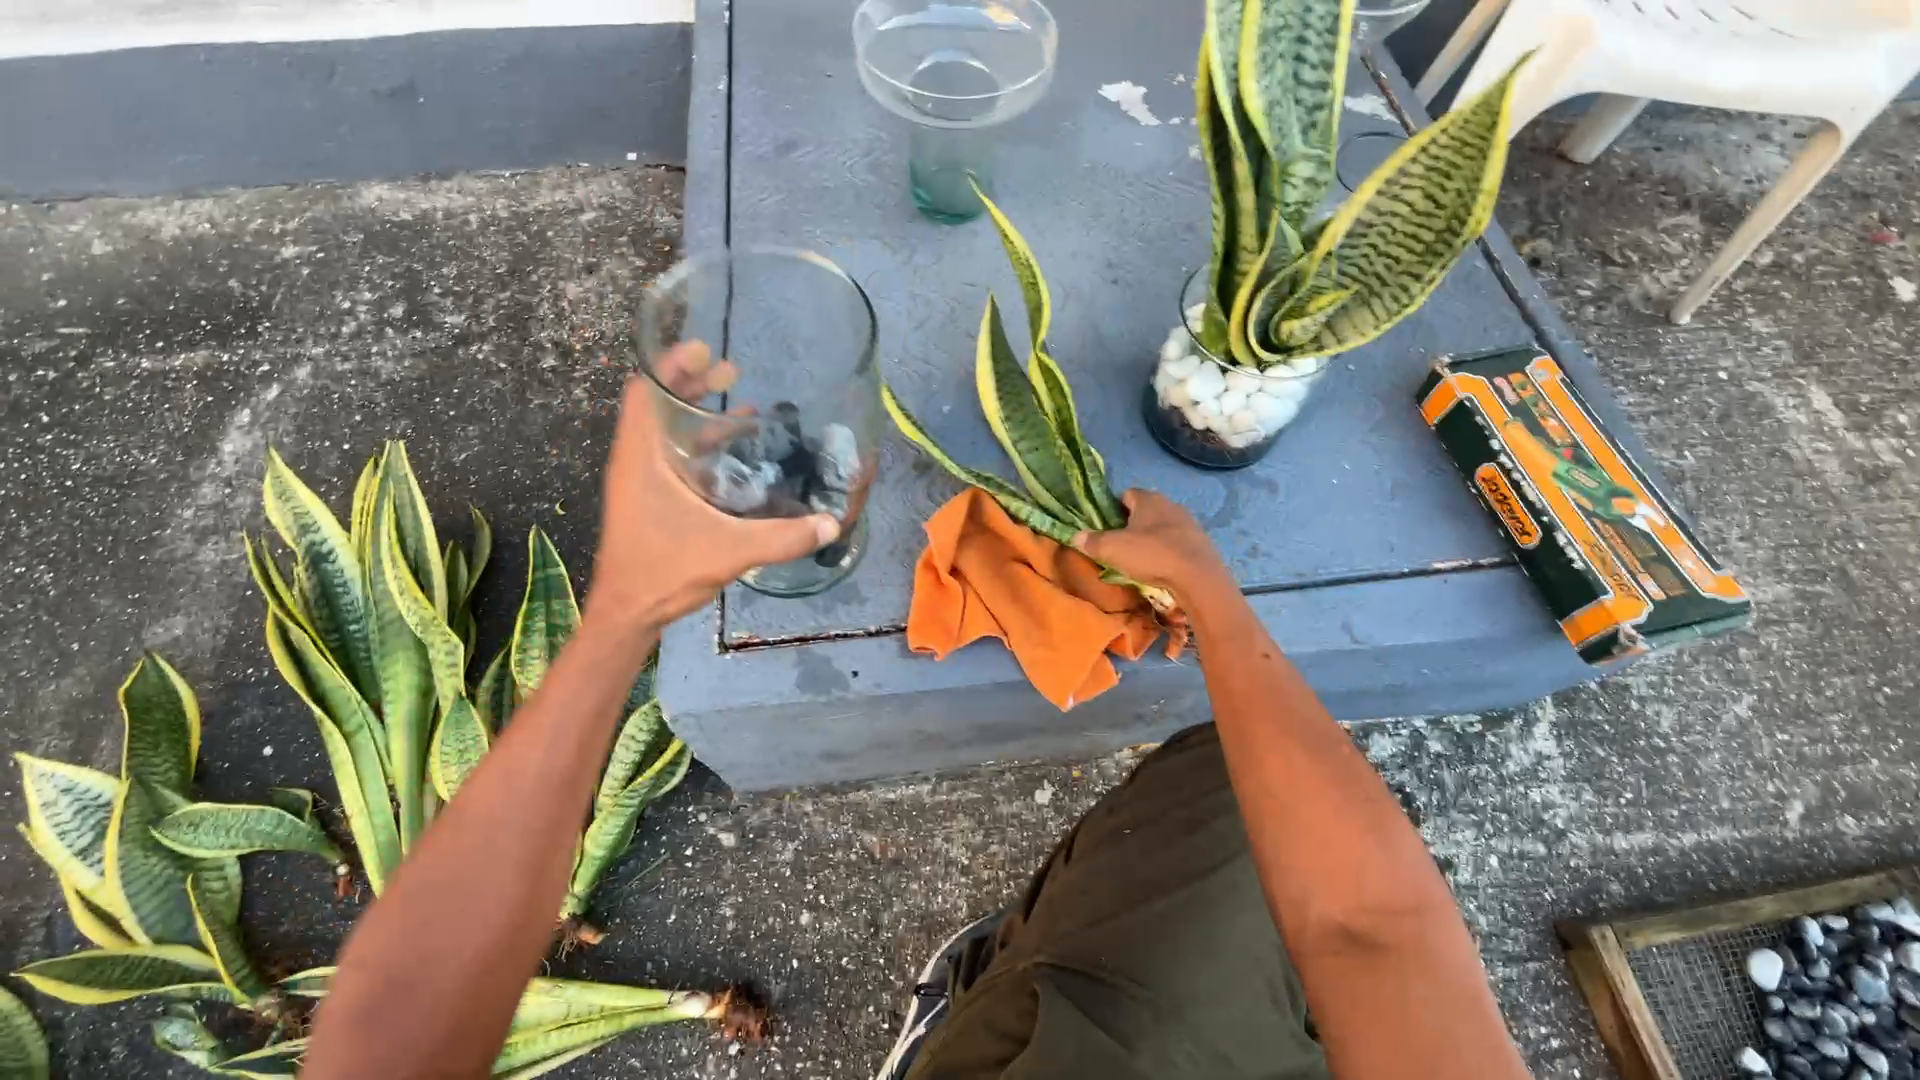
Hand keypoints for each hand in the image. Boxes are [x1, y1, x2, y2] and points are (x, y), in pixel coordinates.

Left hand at [584, 352, 837, 633]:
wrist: (628, 613)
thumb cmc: (664, 572)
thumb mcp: (729, 551)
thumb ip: (782, 538)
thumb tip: (831, 523)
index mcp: (642, 458)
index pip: (644, 392)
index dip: (670, 365)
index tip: (704, 350)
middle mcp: (636, 461)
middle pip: (656, 403)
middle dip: (691, 381)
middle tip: (730, 369)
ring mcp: (641, 480)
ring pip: (664, 429)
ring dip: (696, 411)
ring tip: (739, 400)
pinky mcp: (649, 498)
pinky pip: (672, 454)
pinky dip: (700, 442)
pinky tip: (736, 448)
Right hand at [1073, 490, 1233, 600]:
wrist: (1198, 576)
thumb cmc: (1151, 555)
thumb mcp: (1113, 549)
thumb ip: (1093, 541)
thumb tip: (1076, 536)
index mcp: (1148, 499)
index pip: (1127, 494)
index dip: (1115, 507)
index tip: (1107, 525)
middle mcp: (1170, 504)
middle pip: (1146, 509)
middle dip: (1134, 523)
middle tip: (1121, 544)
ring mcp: (1189, 523)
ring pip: (1164, 526)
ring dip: (1153, 537)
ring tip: (1142, 558)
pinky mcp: (1201, 542)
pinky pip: (1178, 541)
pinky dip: (1169, 550)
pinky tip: (1163, 567)